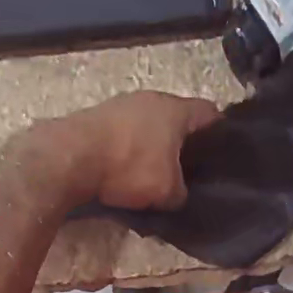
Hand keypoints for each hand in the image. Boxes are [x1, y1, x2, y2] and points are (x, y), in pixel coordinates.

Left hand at [0, 91, 221, 211]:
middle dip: (188, 140)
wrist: (68, 158)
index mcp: (176, 110)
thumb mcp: (169, 193)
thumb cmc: (129, 168)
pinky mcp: (98, 115)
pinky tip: (132, 169)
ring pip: (152, 123)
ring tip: (162, 170)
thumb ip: (183, 192)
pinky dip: (134, 147)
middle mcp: (151, 99)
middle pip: (179, 117)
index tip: (225, 152)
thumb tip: (180, 194)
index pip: (211, 113)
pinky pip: (128, 131)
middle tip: (194, 166)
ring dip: (158, 144)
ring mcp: (122, 103)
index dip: (222, 132)